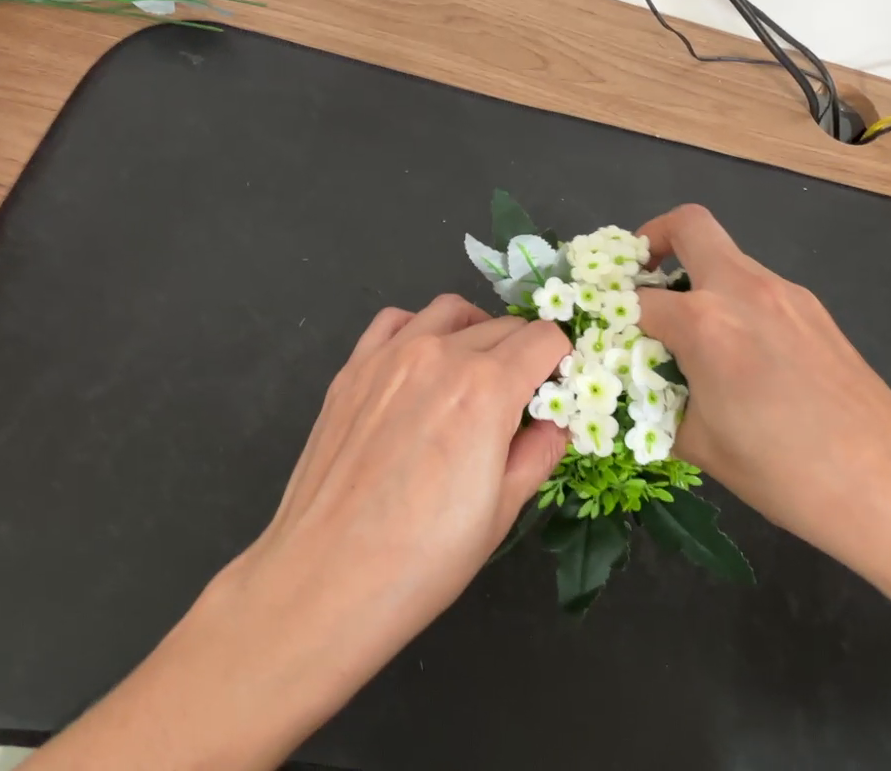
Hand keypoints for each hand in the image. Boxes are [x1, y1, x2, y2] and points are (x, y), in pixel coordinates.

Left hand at [239, 294, 570, 638]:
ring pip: (451, 312)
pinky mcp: (352, 369)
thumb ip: (540, 452)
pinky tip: (422, 365)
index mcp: (487, 388)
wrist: (328, 578)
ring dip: (477, 332)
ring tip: (476, 374)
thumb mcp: (503, 510)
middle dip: (524, 354)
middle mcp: (440, 355)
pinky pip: (395, 321)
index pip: (545, 339)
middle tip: (520, 400)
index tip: (557, 391)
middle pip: (504, 326)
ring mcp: (389, 356)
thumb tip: (557, 422)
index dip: (561, 362)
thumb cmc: (425, 557)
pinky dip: (420, 329)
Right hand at [635, 205, 890, 599]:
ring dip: (696, 278)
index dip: (607, 312)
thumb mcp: (700, 444)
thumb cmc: (784, 472)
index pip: (634, 299)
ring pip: (727, 256)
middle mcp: (745, 289)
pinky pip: (757, 287)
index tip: (597, 328)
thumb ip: (658, 401)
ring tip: (687, 334)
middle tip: (638, 281)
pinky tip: (737, 355)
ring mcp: (787, 294)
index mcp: (706, 323)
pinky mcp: (815, 311)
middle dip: (651, 242)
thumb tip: (637, 386)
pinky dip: (731, 302)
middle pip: (688, 226)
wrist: (889, 485)